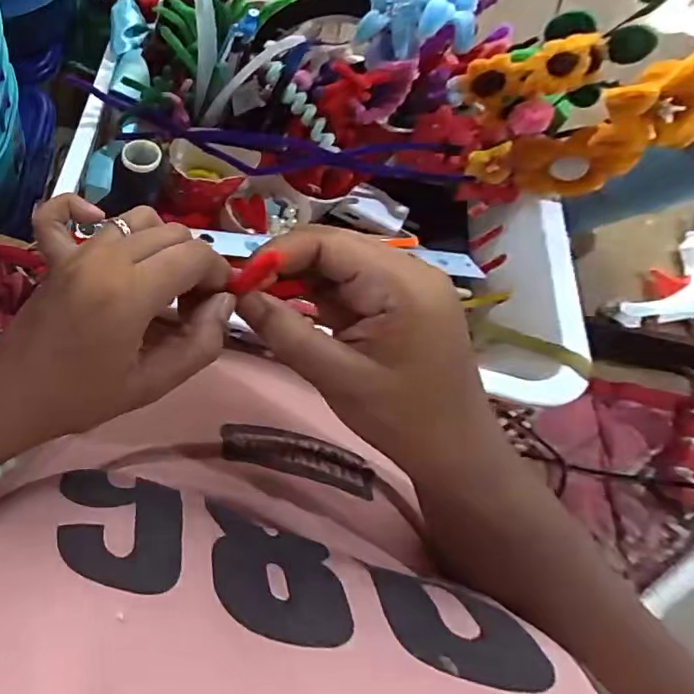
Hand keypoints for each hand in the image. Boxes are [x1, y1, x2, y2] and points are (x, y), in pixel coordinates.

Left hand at [0, 196, 234, 459]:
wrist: (15, 397)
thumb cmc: (82, 398)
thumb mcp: (151, 384)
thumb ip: (199, 344)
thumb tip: (223, 303)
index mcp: (130, 291)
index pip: (195, 255)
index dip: (218, 274)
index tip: (215, 303)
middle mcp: (104, 258)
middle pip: (171, 233)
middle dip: (193, 261)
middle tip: (189, 302)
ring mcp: (76, 253)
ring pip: (134, 219)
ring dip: (159, 241)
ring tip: (158, 278)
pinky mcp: (53, 257)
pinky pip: (60, 214)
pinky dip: (80, 207)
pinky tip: (97, 221)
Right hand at [234, 225, 503, 467]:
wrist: (454, 451)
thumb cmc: (399, 417)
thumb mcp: (334, 376)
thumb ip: (284, 331)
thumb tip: (239, 296)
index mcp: (401, 283)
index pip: (327, 242)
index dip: (278, 253)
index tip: (240, 281)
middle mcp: (408, 270)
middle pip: (333, 245)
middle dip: (284, 263)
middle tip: (244, 290)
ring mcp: (406, 283)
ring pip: (337, 261)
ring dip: (297, 276)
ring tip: (261, 298)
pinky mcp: (398, 299)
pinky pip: (348, 281)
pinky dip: (316, 291)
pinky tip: (290, 307)